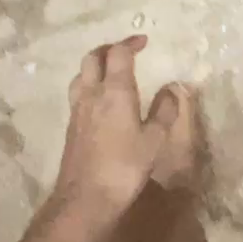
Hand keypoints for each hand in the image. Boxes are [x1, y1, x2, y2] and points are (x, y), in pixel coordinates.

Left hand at [50, 35, 178, 227]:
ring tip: (110, 72)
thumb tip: (172, 88)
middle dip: (109, 48)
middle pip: (93, 57)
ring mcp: (77, 110)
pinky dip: (89, 85)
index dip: (130, 42)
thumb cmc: (123, 168)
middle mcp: (92, 93)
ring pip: (81, 74)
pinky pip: (77, 93)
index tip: (144, 41)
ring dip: (95, 66)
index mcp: (114, 91)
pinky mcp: (70, 127)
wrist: (84, 200)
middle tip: (126, 52)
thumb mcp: (154, 141)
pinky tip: (100, 101)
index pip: (119, 53)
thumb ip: (164, 111)